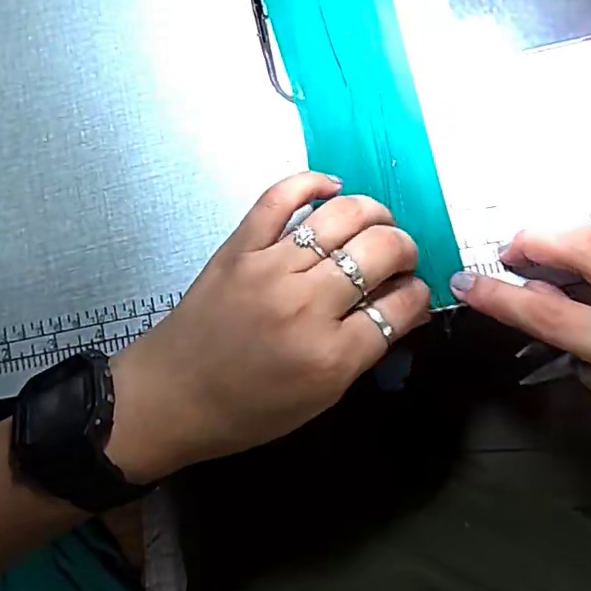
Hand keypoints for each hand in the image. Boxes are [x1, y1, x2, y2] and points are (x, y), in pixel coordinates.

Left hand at [103, 172, 431, 482]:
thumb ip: (369, 348)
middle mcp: (307, 305)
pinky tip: (331, 187)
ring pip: (343, 216)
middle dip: (406, 248)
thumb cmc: (250, 409)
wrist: (171, 396)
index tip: (414, 290)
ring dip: (375, 212)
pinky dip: (311, 182)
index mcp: (332, 355)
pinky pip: (280, 197)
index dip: (419, 292)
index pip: (402, 304)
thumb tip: (409, 305)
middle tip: (400, 257)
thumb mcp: (322, 396)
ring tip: (378, 222)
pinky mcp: (240, 246)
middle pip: (382, 250)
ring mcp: (271, 268)